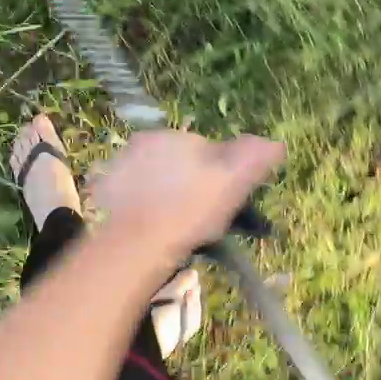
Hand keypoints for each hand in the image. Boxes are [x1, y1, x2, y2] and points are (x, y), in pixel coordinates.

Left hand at [88, 130, 284, 254]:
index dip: (217, 175)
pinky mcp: (104, 191)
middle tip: (196, 216)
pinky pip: (130, 194)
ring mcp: (120, 165)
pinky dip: (139, 205)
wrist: (135, 242)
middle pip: (176, 161)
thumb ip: (253, 159)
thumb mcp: (231, 185)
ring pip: (152, 177)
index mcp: (176, 137)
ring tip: (171, 225)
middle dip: (188, 181)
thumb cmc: (189, 212)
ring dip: (163, 192)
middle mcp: (144, 142)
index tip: (220, 201)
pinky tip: (147, 226)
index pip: (204, 149)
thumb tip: (276, 144)